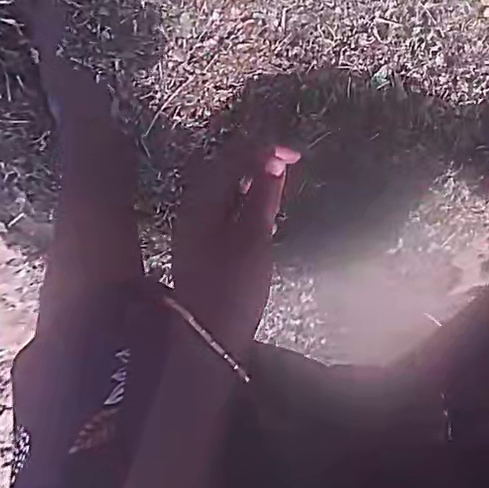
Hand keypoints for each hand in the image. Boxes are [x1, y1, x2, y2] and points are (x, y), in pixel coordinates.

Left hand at [170, 141, 300, 354]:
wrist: (209, 337)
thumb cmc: (234, 285)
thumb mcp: (255, 236)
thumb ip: (263, 195)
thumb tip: (274, 161)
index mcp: (202, 201)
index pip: (234, 159)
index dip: (265, 151)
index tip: (295, 156)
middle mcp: (194, 206)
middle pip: (226, 168)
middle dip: (258, 161)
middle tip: (290, 165)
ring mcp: (196, 224)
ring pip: (226, 187)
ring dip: (253, 178)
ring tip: (281, 183)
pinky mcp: (203, 240)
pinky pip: (226, 204)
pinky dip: (247, 198)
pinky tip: (264, 209)